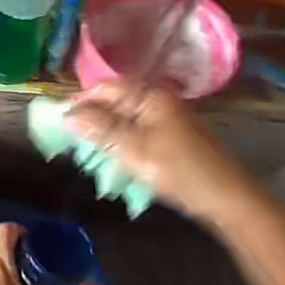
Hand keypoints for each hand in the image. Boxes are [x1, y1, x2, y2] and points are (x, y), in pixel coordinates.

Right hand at [63, 81, 262, 225]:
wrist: (225, 196)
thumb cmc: (177, 169)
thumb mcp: (133, 149)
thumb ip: (100, 129)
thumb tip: (67, 114)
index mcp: (150, 96)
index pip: (106, 87)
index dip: (81, 100)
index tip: (59, 120)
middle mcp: (159, 101)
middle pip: (116, 101)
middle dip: (92, 117)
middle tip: (70, 139)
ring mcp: (168, 119)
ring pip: (127, 118)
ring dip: (106, 132)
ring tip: (88, 150)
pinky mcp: (173, 138)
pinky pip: (139, 132)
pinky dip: (122, 141)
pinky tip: (114, 158)